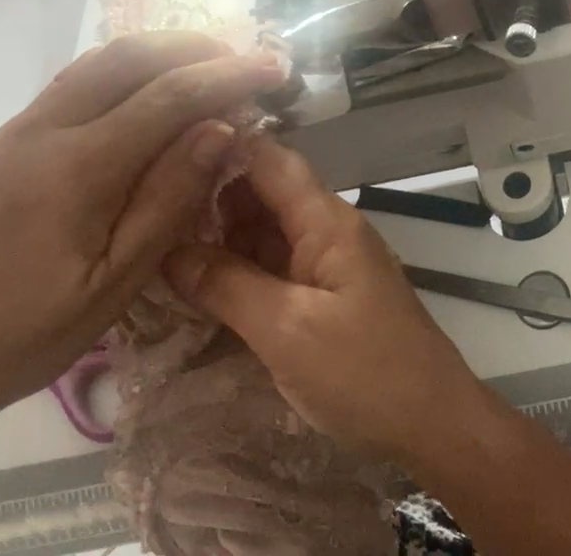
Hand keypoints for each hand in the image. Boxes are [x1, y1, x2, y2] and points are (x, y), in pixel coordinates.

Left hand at [0, 32, 285, 445]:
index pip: (169, 96)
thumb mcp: (112, 287)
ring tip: (210, 68)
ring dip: (160, 52)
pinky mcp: (5, 145)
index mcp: (74, 168)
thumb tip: (221, 130)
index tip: (277, 69)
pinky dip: (126, 70)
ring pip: (98, 61)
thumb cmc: (16, 340)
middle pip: (130, 57)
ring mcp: (17, 132)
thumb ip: (169, 202)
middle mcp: (43, 130)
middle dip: (197, 49)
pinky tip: (149, 94)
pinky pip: (76, 82)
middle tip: (248, 63)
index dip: (229, 76)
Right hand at [165, 142, 487, 461]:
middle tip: (140, 204)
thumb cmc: (364, 371)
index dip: (220, 148)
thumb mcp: (287, 330)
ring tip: (150, 238)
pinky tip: (191, 280)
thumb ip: (227, 286)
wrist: (431, 422)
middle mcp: (326, 231)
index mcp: (326, 222)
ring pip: (263, 232)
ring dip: (217, 235)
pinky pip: (272, 267)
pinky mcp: (321, 297)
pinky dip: (236, 269)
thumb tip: (166, 250)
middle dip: (208, 196)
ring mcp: (325, 264)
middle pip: (262, 194)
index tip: (159, 149)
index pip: (270, 161)